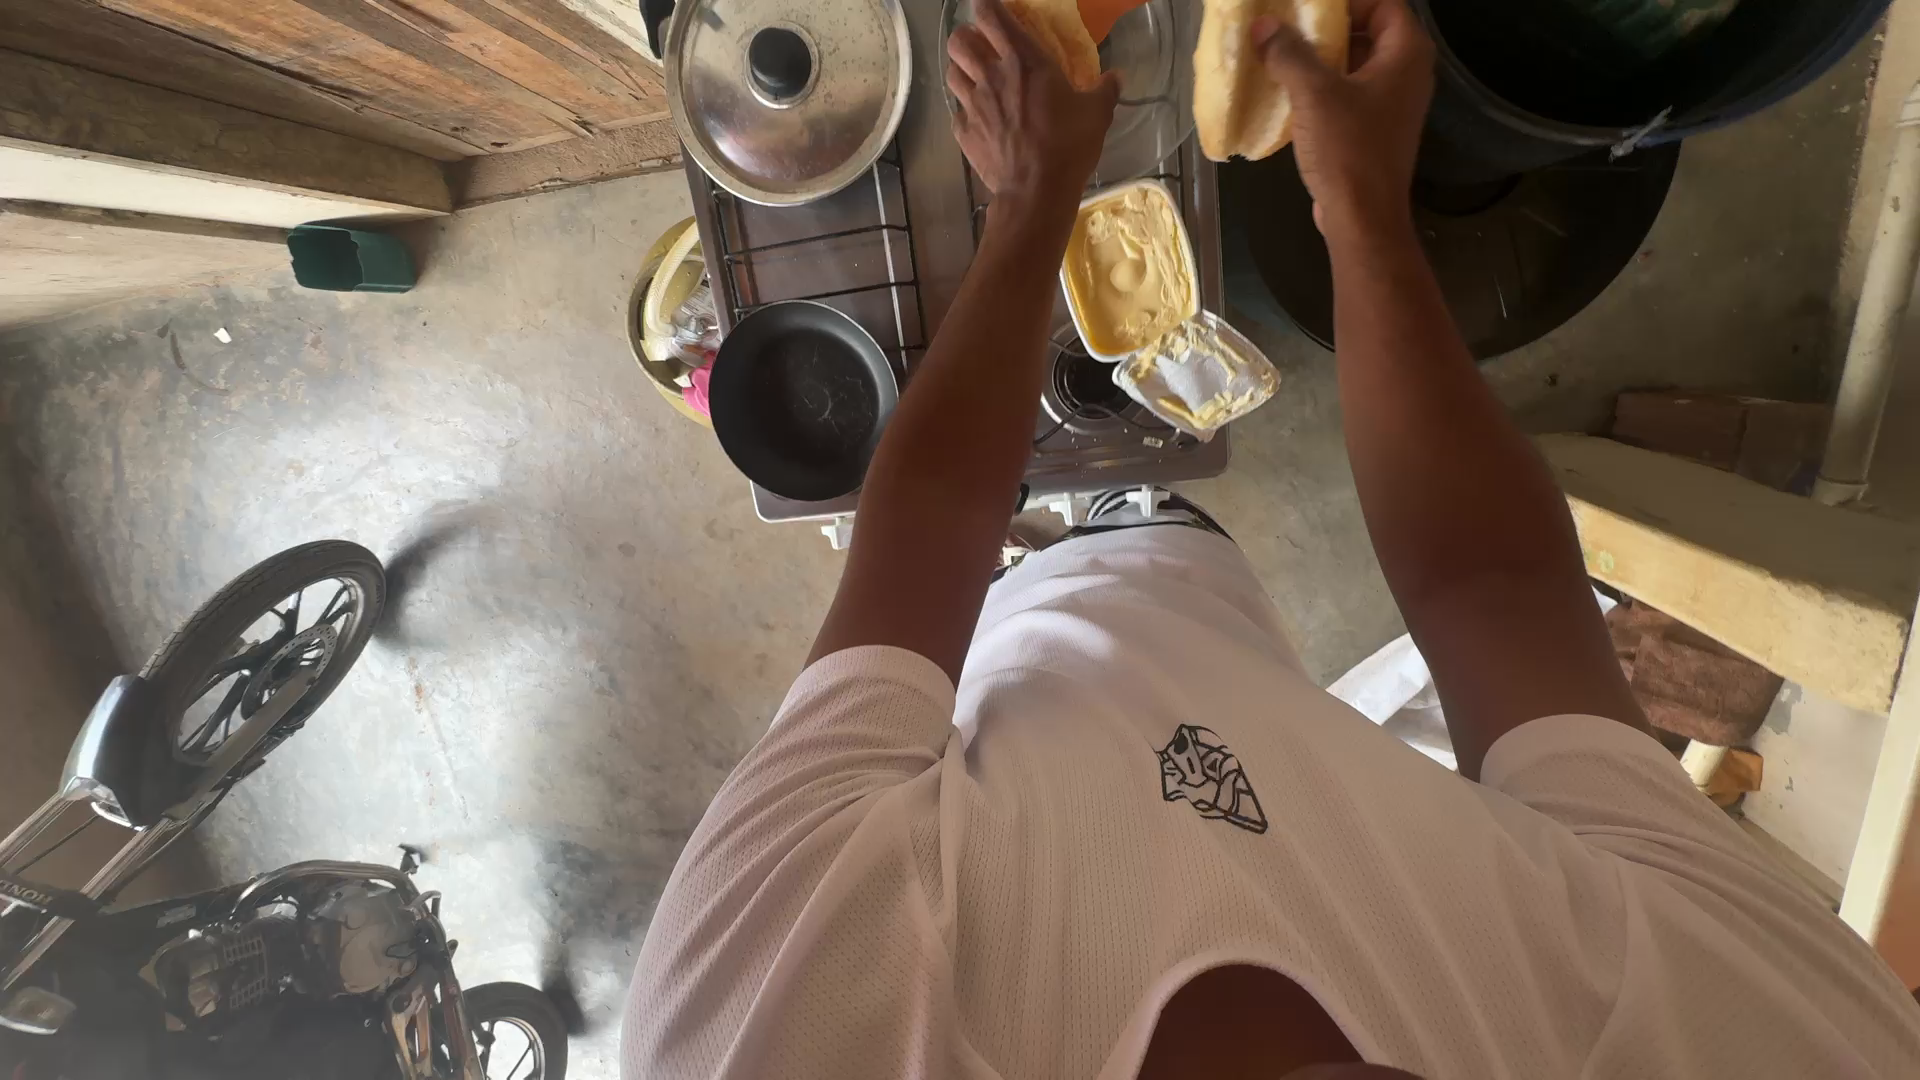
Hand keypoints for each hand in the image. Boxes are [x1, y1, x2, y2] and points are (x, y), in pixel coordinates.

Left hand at [947, 0, 1119, 218]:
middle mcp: (991, 76)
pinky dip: (965, 115)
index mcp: (1023, 58)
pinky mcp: (965, 135)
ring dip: (962, 74)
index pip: (990, 13)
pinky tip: (980, 123)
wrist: (1036, 192)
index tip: (994, 14)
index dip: (987, 8)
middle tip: (981, 51)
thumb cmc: (1067, 146)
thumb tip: (1115, 77)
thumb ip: (1104, 90)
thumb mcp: (1096, 114)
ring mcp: (974, 106)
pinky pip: (957, 114)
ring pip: (952, 74)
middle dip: (966, 40)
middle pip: (958, 41)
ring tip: (976, 84)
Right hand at [1255, 0, 1433, 240]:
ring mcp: (1393, 108)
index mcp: (1406, 53)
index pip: (1382, 4)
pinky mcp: (1375, 136)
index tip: (1307, 12)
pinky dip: (1326, 97)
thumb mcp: (1314, 96)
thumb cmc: (1347, 149)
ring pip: (1357, 71)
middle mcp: (1407, 74)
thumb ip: (1289, 56)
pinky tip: (1295, 105)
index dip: (1345, 3)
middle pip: (1369, 35)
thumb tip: (1262, 26)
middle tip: (1290, 36)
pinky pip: (1351, 101)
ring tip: (1286, 67)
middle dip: (1329, 34)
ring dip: (1323, 67)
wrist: (1362, 215)